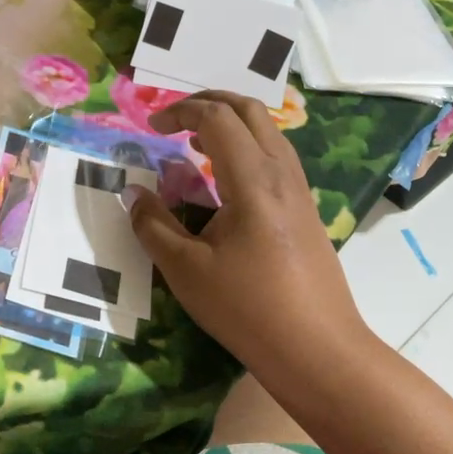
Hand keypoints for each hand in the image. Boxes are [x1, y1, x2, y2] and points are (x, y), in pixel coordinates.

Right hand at [124, 91, 375, 371]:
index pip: (217, 117)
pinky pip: (275, 155)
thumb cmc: (248, 308)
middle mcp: (282, 173)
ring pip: (267, 130)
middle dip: (207, 103)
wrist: (318, 350)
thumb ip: (153, 225)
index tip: (151, 129)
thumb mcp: (185, 270)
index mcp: (253, 180)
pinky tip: (223, 180)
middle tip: (173, 120)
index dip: (180, 112)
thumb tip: (134, 194)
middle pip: (249, 109)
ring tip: (194, 146)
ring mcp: (299, 190)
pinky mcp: (305, 210)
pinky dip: (244, 147)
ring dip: (229, 124)